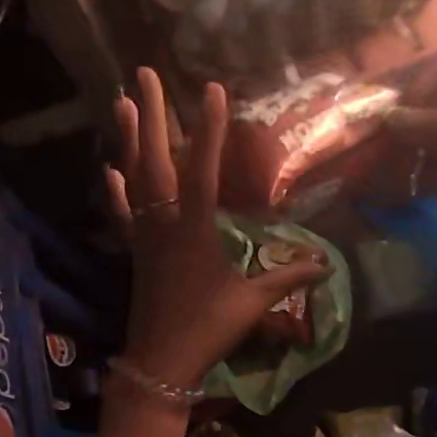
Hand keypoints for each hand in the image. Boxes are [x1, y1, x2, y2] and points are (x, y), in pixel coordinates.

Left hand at [107, 68, 327, 389]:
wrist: (161, 362)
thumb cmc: (207, 330)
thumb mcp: (251, 304)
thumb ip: (286, 279)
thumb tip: (326, 262)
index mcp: (194, 230)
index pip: (201, 171)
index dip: (207, 130)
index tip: (211, 89)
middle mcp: (163, 224)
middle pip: (155, 162)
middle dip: (151, 115)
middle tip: (142, 74)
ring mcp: (144, 237)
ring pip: (134, 180)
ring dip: (128, 141)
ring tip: (120, 102)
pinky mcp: (135, 252)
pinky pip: (123, 215)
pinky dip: (117, 192)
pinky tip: (110, 170)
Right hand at [382, 75, 436, 258]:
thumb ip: (432, 125)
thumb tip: (387, 114)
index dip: (428, 84)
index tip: (400, 106)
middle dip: (410, 121)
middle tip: (380, 136)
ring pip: (433, 142)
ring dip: (406, 150)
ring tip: (376, 161)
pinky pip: (433, 171)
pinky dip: (411, 176)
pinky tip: (385, 185)